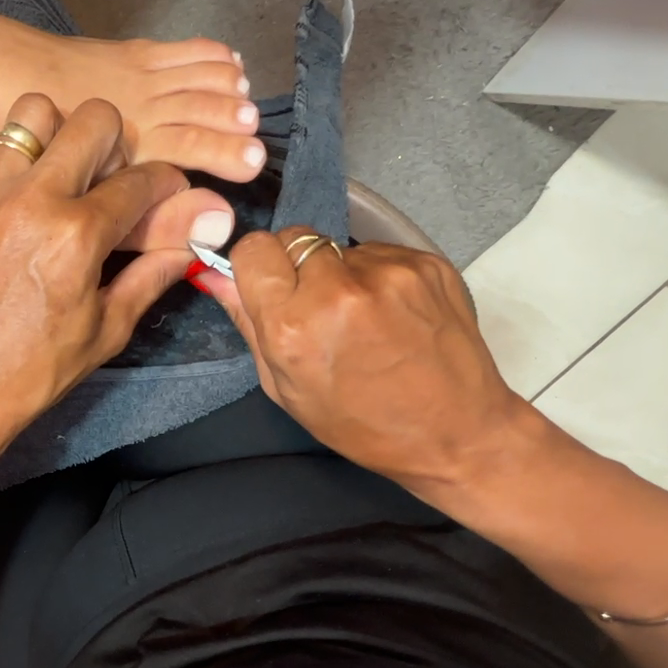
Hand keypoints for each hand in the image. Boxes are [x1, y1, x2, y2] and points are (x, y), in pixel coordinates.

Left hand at [0, 94, 219, 485]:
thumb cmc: (37, 370)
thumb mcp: (108, 329)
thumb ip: (154, 272)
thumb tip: (199, 237)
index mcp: (76, 236)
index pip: (143, 180)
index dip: (170, 186)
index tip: (171, 200)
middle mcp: (34, 200)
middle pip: (94, 119)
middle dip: (119, 144)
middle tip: (115, 184)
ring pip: (34, 111)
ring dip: (61, 133)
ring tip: (68, 177)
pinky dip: (10, 152)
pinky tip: (24, 188)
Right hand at [195, 227, 540, 493]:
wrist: (452, 430)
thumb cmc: (358, 422)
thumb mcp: (284, 387)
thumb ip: (249, 324)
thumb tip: (215, 277)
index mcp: (293, 327)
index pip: (253, 250)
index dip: (253, 266)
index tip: (263, 285)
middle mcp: (338, 290)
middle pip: (293, 237)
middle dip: (292, 265)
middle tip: (309, 303)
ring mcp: (388, 272)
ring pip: (336, 246)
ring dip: (335, 272)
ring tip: (357, 317)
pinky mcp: (426, 263)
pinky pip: (377, 254)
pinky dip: (373, 276)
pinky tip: (387, 314)